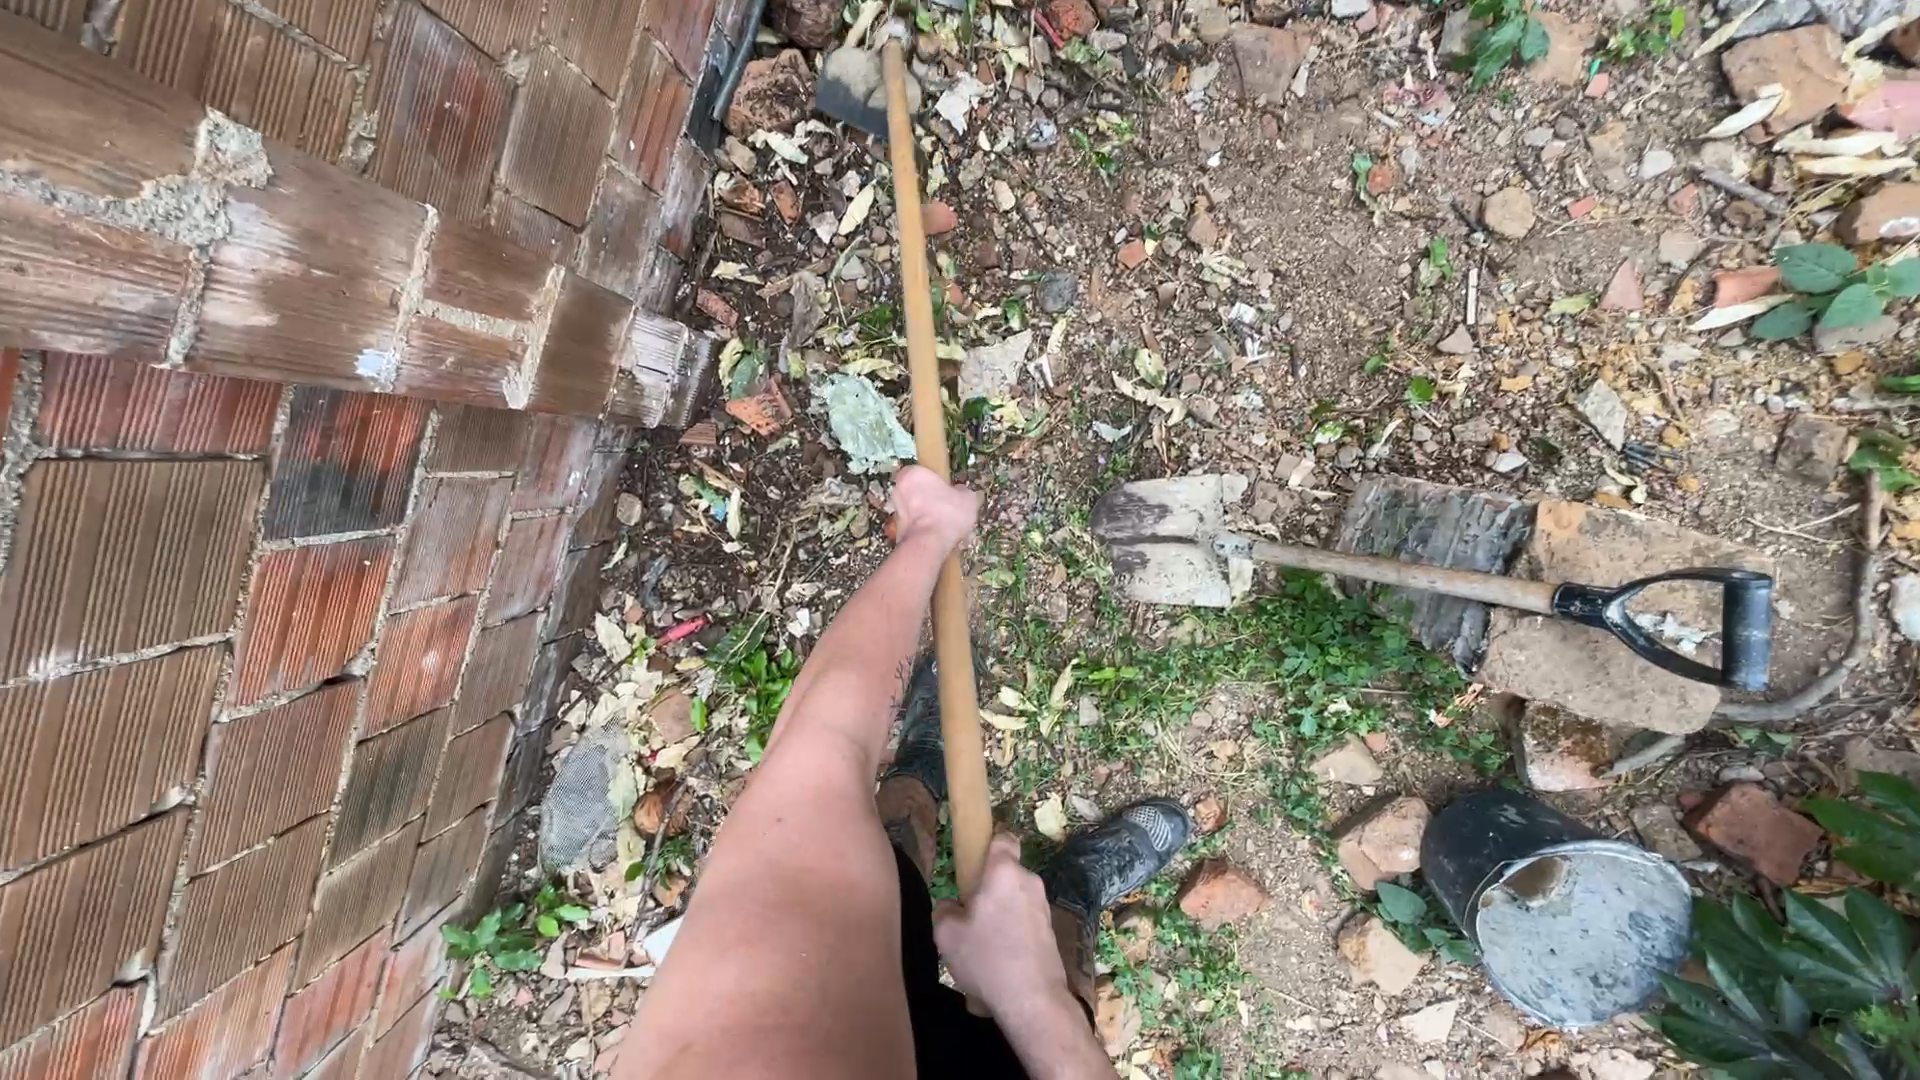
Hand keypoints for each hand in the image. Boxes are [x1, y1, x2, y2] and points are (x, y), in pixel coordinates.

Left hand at [891, 465, 978, 553]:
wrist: (928, 544)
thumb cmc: (947, 513)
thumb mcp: (967, 498)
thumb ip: (962, 492)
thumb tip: (961, 492)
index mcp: (912, 474)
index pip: (923, 473)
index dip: (937, 482)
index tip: (948, 492)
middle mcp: (899, 489)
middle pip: (919, 492)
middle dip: (932, 500)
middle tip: (949, 509)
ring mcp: (896, 510)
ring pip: (917, 510)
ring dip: (929, 516)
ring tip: (947, 527)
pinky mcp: (897, 529)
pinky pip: (916, 525)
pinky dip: (925, 529)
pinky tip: (939, 537)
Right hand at [932, 835, 1069, 1015]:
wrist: (1033, 1000)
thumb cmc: (987, 956)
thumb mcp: (946, 933)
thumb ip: (943, 910)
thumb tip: (951, 906)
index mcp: (1004, 871)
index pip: (1004, 839)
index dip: (990, 844)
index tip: (975, 863)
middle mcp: (1029, 882)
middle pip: (1006, 875)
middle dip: (989, 892)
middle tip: (970, 919)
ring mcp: (1044, 908)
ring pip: (1015, 903)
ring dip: (1000, 918)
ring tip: (983, 951)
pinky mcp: (1051, 933)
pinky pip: (1024, 927)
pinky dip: (1013, 939)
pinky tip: (999, 968)